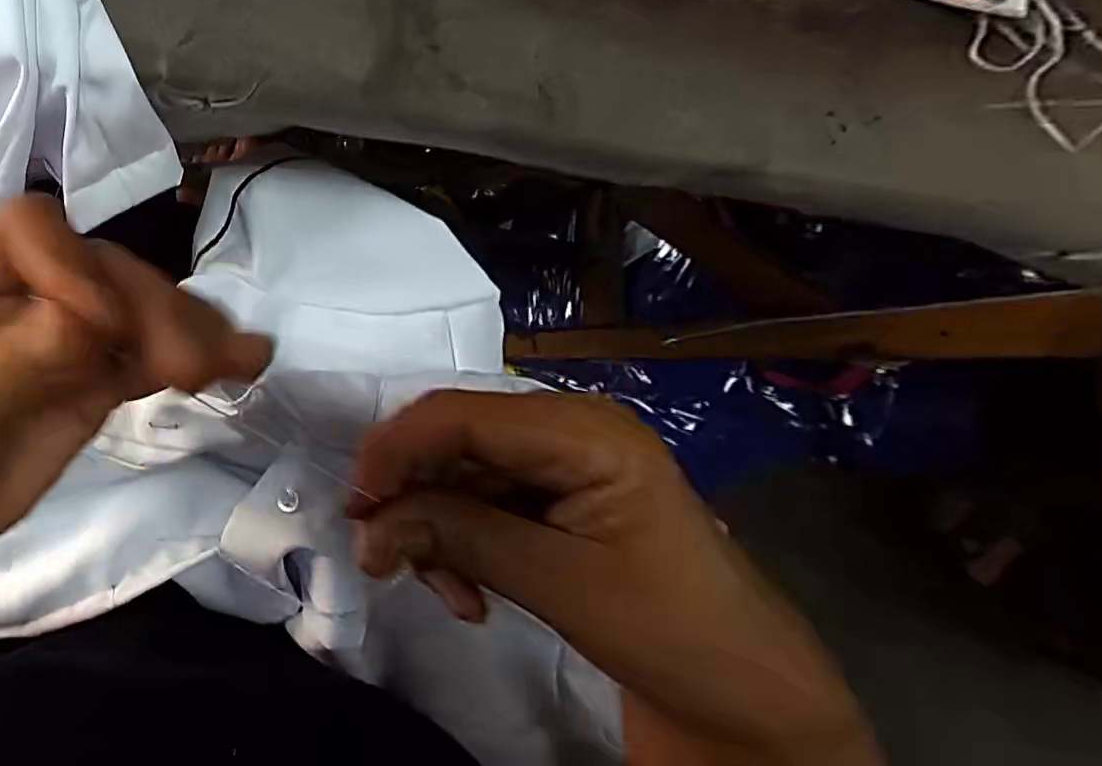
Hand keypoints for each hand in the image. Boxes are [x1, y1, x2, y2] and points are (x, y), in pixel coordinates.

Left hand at [0, 194, 270, 570]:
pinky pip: (155, 352)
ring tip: (235, 360)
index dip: (70, 261)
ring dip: (192, 328)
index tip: (102, 325)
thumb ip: (5, 370)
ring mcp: (70, 332)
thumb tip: (85, 321)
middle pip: (105, 269)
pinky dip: (200, 354)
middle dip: (153, 310)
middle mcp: (28, 294)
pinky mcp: (102, 372)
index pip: (26, 231)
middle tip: (187, 367)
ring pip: (143, 305)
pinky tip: (240, 362)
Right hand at [349, 391, 879, 765]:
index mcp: (584, 430)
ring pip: (459, 470)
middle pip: (456, 438)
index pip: (465, 414)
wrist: (744, 688)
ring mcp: (558, 456)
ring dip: (434, 526)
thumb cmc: (671, 628)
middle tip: (381, 556)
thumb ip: (463, 538)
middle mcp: (565, 425)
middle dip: (413, 495)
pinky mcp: (550, 488)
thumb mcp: (561, 584)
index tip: (357, 502)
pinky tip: (466, 589)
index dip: (399, 448)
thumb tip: (372, 526)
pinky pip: (480, 496)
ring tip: (443, 591)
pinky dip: (458, 538)